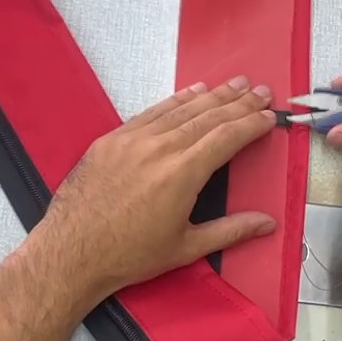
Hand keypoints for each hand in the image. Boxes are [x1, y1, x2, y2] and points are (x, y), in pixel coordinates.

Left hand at [19, 78, 278, 311]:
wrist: (72, 252)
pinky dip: (175, 101)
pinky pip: (151, 112)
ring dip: (210, 95)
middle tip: (260, 90)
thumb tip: (267, 224)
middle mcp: (158, 148)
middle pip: (208, 116)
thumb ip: (230, 231)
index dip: (252, 123)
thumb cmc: (127, 255)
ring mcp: (132, 140)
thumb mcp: (186, 248)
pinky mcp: (111, 140)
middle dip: (238, 102)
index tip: (269, 116)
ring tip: (233, 85)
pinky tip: (190, 93)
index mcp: (182, 174)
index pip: (227, 137)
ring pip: (180, 109)